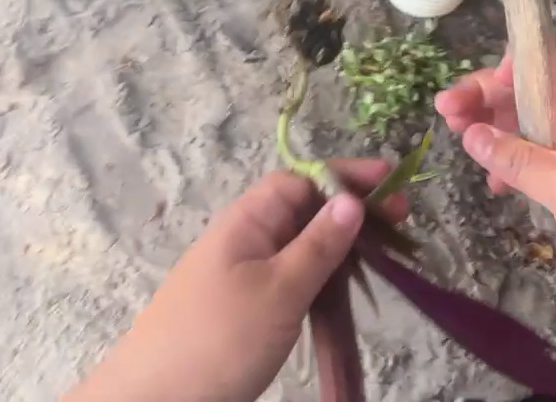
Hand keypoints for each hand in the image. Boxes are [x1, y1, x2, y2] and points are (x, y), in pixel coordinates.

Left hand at [70, 160, 409, 401]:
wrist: (154, 400)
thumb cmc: (218, 337)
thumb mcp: (278, 290)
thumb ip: (318, 246)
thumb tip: (351, 198)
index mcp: (249, 218)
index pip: (303, 179)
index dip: (346, 176)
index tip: (391, 177)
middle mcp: (248, 236)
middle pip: (306, 209)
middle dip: (352, 209)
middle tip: (402, 217)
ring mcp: (246, 272)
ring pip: (302, 245)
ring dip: (342, 243)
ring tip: (385, 250)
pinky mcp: (248, 306)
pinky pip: (293, 276)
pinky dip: (323, 276)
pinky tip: (346, 286)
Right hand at [435, 48, 555, 317]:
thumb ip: (517, 160)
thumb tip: (470, 134)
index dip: (521, 58)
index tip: (486, 83)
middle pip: (531, 92)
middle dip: (489, 97)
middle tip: (447, 111)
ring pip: (531, 128)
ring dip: (495, 131)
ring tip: (456, 138)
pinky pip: (539, 163)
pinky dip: (513, 166)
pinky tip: (494, 184)